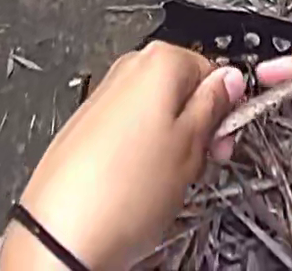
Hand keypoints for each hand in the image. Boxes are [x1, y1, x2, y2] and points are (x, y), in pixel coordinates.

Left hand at [3, 43, 244, 270]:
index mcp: (160, 61)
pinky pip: (132, 124)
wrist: (61, 230)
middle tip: (200, 162)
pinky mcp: (90, 119)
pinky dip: (142, 148)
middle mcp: (131, 66)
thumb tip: (230, 78)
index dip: (223, 108)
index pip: (212, 70)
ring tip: (168, 179)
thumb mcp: (190, 147)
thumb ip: (214, 105)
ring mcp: (107, 91)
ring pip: (159, 108)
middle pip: (184, 87)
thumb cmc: (123, 190)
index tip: (222, 138)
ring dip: (172, 139)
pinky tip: (141, 181)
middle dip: (198, 125)